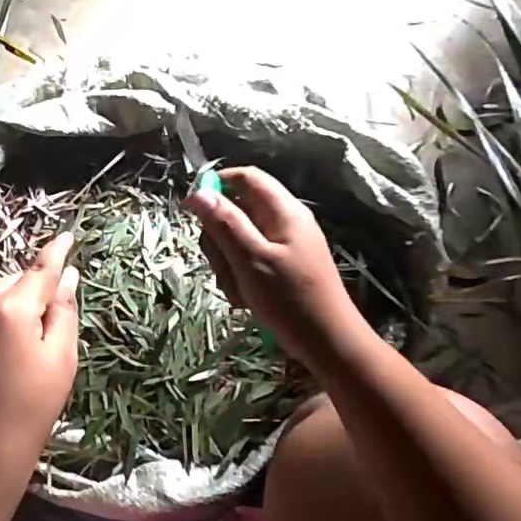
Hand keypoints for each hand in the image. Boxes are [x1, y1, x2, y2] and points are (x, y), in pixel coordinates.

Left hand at [0, 234, 80, 473]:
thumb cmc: (31, 406)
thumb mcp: (60, 358)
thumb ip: (63, 311)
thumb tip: (68, 275)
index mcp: (11, 308)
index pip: (39, 270)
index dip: (55, 253)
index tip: (66, 236)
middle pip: (11, 285)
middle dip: (30, 289)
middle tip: (48, 314)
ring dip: (6, 308)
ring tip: (22, 340)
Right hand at [184, 167, 360, 368]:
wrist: (327, 342)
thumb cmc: (290, 298)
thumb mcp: (250, 259)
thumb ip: (224, 223)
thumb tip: (197, 193)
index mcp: (283, 211)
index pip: (245, 178)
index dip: (216, 186)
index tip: (193, 211)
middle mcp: (284, 222)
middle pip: (235, 211)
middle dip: (218, 237)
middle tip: (222, 265)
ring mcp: (282, 245)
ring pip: (236, 239)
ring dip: (226, 262)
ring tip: (237, 288)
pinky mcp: (280, 266)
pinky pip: (246, 260)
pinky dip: (238, 276)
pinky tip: (245, 298)